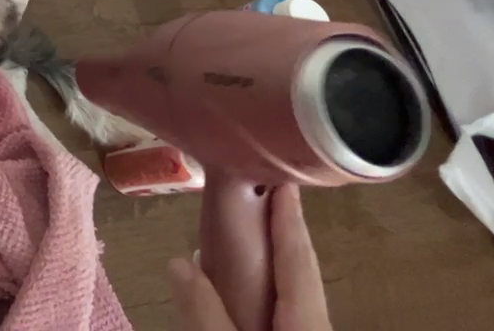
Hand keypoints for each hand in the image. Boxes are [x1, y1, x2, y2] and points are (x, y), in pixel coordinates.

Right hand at [170, 186, 331, 330]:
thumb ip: (205, 313)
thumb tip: (179, 262)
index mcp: (307, 323)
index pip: (296, 260)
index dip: (288, 217)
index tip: (284, 178)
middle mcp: (314, 326)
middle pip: (298, 272)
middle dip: (280, 232)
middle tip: (257, 193)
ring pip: (288, 294)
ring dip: (267, 261)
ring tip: (238, 233)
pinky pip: (277, 312)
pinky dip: (259, 289)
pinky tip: (233, 290)